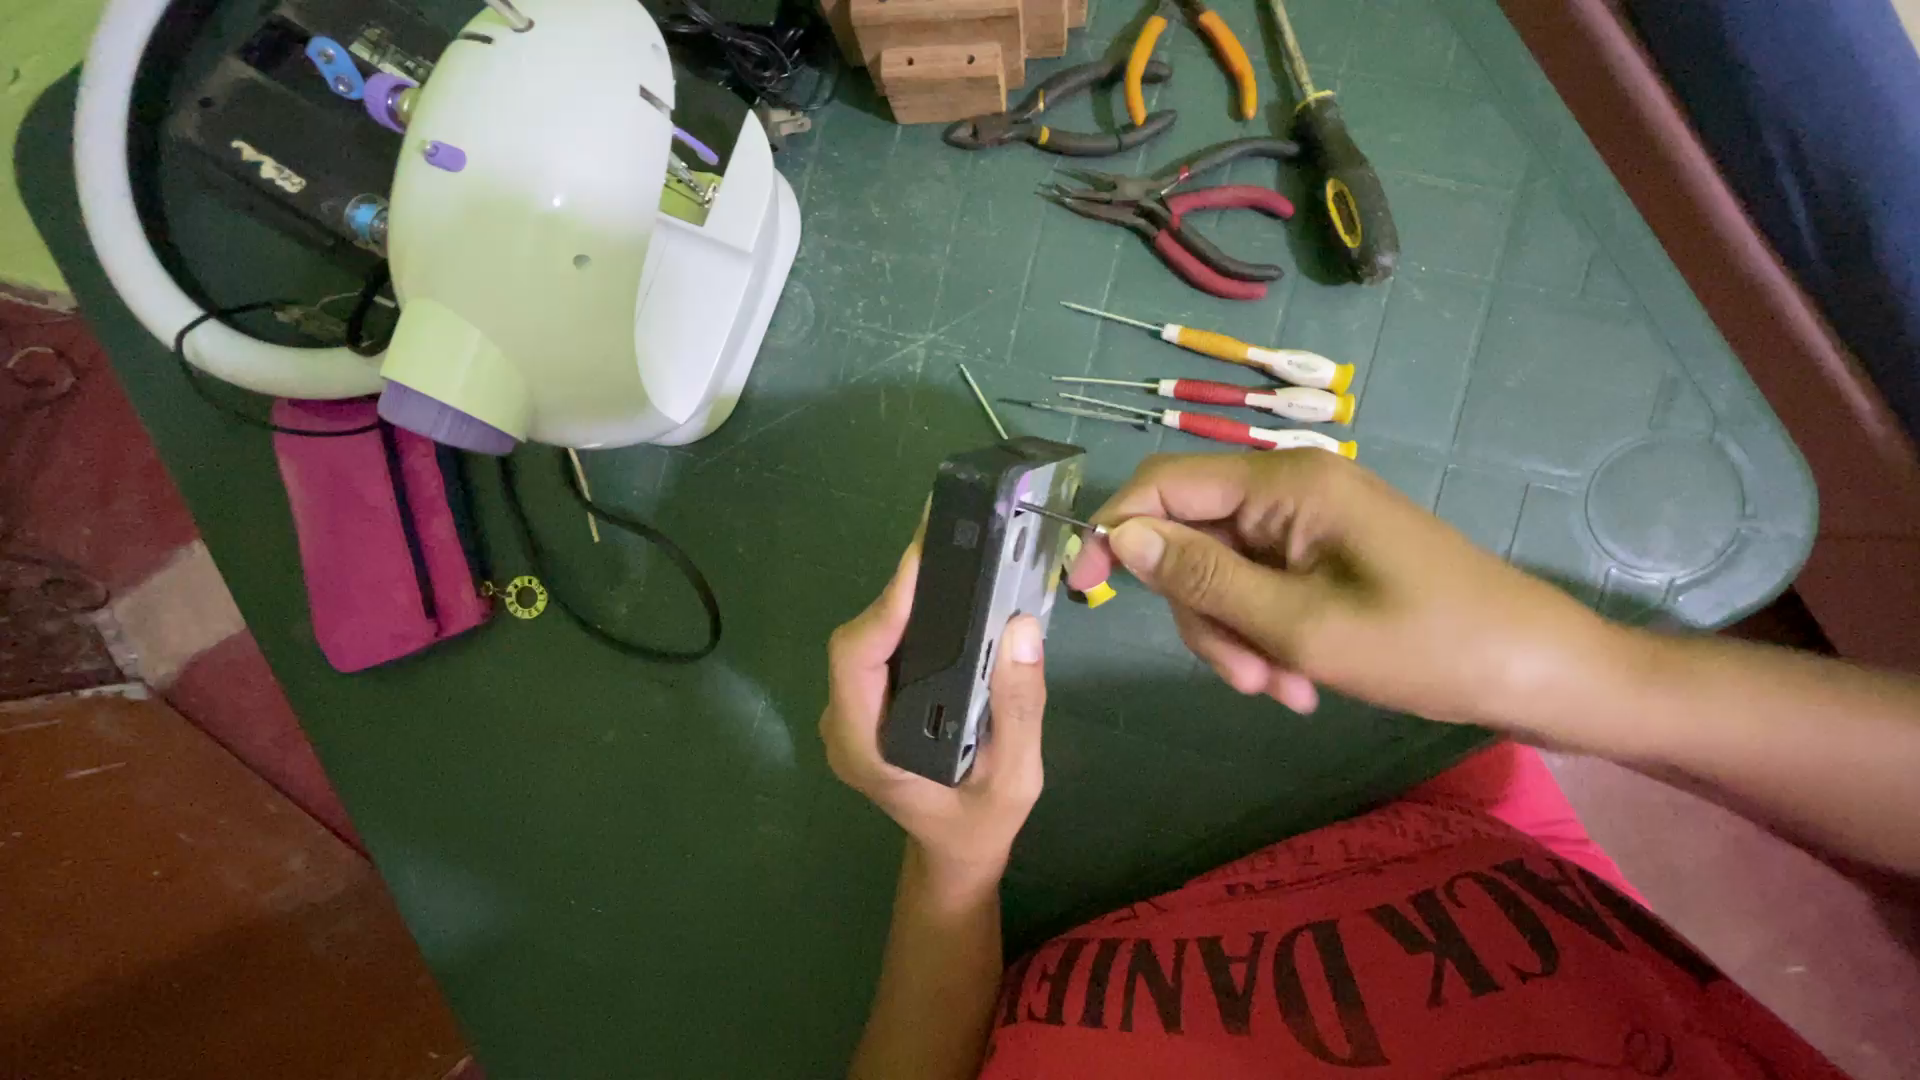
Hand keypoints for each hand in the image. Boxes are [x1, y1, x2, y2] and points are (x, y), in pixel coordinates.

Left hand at [822, 534, 1047, 884]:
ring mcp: (851, 712)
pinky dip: (909, 618)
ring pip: (868, 638)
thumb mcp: (1016, 777)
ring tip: (950, 560)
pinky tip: (944, 598)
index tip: (922, 565)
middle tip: (948, 546)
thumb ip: (1017, 709)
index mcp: (866, 749)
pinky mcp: (867, 701)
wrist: (955, 850)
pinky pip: (881, 648)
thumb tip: (1018, 627)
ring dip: (905, 600)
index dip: (885, 610)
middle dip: (900, 593)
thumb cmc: (980, 823)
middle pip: (859, 641)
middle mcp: (844, 725)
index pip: (857, 663)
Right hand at [1066, 451, 1611, 730]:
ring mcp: (1306, 523)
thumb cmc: (1429, 647)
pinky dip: (1261, 633)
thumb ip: (1202, 577)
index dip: (1115, 530)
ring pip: (1220, 572)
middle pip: (1190, 537)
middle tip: (1242, 677)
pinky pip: (1257, 586)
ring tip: (1284, 689)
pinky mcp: (1321, 553)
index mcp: (1285, 485)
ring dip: (1233, 635)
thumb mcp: (1299, 625)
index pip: (1163, 485)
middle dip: (1201, 612)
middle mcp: (1289, 490)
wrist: (1543, 675)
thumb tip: (1123, 537)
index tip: (1087, 589)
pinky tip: (1299, 679)